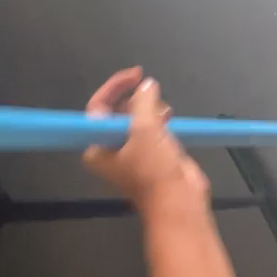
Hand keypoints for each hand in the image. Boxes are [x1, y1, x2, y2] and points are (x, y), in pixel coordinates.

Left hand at [81, 67, 209, 208]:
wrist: (179, 201)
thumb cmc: (154, 170)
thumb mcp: (145, 130)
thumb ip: (144, 102)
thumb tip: (147, 85)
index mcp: (98, 147)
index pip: (98, 107)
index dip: (115, 87)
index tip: (137, 74)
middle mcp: (111, 148)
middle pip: (118, 111)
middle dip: (136, 100)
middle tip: (154, 93)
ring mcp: (134, 151)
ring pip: (137, 118)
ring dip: (151, 109)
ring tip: (165, 113)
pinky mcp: (154, 154)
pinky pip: (153, 128)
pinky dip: (160, 119)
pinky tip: (170, 118)